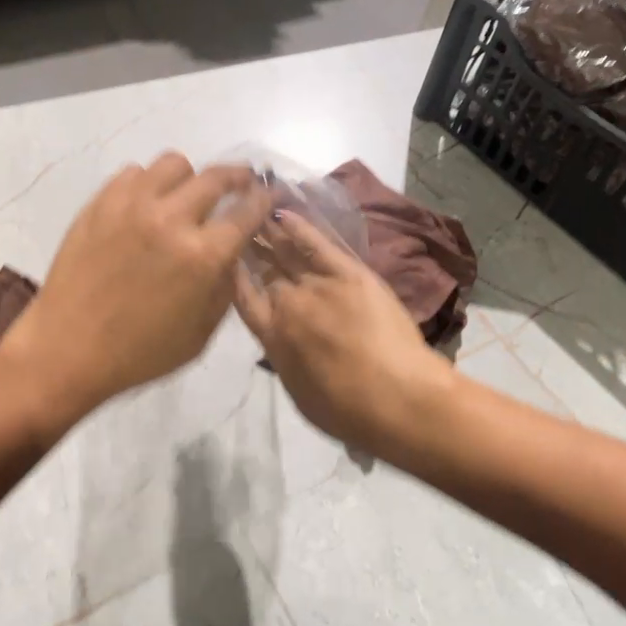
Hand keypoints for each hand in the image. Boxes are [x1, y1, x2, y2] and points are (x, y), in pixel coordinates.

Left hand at [0, 153, 271, 420]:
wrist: (68, 349)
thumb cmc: (139, 353)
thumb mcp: (200, 334)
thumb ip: (224, 286)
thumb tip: (233, 251)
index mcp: (202, 255)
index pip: (246, 211)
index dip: (264, 199)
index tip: (268, 194)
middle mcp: (171, 219)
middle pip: (215, 177)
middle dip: (236, 177)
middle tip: (239, 182)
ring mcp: (131, 205)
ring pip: (173, 163)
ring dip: (188, 177)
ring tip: (184, 194)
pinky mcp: (100, 202)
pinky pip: (133, 173)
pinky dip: (147, 183)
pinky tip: (145, 205)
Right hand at [234, 211, 458, 455]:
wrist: (400, 401)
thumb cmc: (349, 413)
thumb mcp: (299, 394)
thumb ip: (283, 360)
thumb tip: (280, 344)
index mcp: (271, 335)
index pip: (242, 295)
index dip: (232, 273)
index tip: (225, 256)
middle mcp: (287, 304)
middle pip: (263, 269)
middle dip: (249, 248)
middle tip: (238, 229)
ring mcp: (316, 285)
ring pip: (284, 251)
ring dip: (267, 231)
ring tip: (253, 212)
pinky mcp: (348, 273)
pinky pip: (316, 243)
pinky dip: (298, 226)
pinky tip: (283, 212)